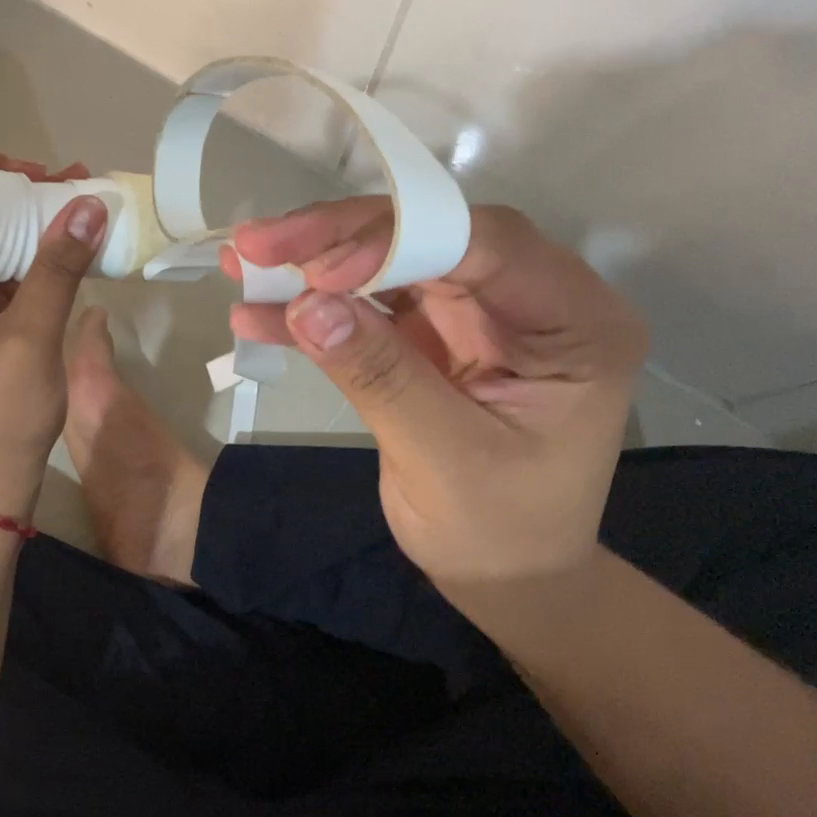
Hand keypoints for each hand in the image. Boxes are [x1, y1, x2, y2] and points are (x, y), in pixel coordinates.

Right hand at [225, 199, 646, 583]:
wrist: (501, 576)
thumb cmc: (497, 530)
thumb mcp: (443, 457)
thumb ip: (381, 377)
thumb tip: (306, 306)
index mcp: (573, 324)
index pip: (489, 247)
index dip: (401, 241)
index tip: (316, 270)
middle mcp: (529, 304)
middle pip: (434, 241)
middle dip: (342, 240)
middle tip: (257, 242)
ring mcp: (476, 322)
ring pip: (393, 268)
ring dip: (315, 267)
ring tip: (243, 262)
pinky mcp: (431, 343)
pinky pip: (369, 314)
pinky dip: (315, 315)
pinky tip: (257, 316)